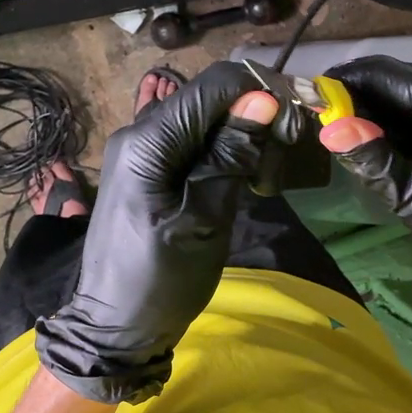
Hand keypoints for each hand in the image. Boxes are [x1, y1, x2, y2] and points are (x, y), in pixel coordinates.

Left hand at [36, 63, 278, 403]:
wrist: (115, 326)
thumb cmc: (162, 279)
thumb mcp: (205, 219)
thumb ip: (230, 155)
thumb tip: (262, 99)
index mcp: (146, 142)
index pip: (211, 86)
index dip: (258, 89)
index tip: (296, 113)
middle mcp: (136, 133)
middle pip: (204, 98)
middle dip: (250, 109)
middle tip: (285, 145)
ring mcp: (136, 151)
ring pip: (198, 120)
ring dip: (237, 131)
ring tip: (265, 164)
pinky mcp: (143, 170)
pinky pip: (186, 142)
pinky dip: (217, 149)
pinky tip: (238, 174)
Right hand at [319, 57, 411, 323]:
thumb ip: (373, 159)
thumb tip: (329, 126)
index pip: (387, 75)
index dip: (345, 82)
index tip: (311, 98)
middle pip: (399, 75)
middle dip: (359, 93)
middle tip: (325, 120)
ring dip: (379, 103)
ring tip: (348, 131)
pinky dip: (402, 112)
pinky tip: (382, 136)